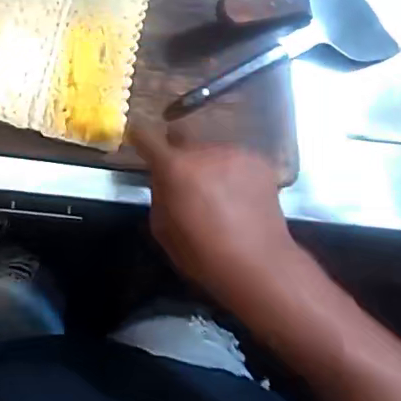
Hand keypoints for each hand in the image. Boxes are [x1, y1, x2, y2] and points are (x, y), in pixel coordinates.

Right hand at [129, 122, 305, 314]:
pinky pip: (235, 159)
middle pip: (182, 138)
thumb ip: (158, 194)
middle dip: (179, 155)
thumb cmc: (202, 254)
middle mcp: (203, 150)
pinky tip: (240, 195)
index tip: (140, 144)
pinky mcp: (259, 160)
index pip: (146, 135)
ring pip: (211, 149)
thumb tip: (163, 179)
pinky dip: (233, 171)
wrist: (259, 265)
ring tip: (219, 191)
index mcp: (173, 166)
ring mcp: (234, 152)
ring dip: (208, 163)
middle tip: (186, 179)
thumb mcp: (162, 228)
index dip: (140, 139)